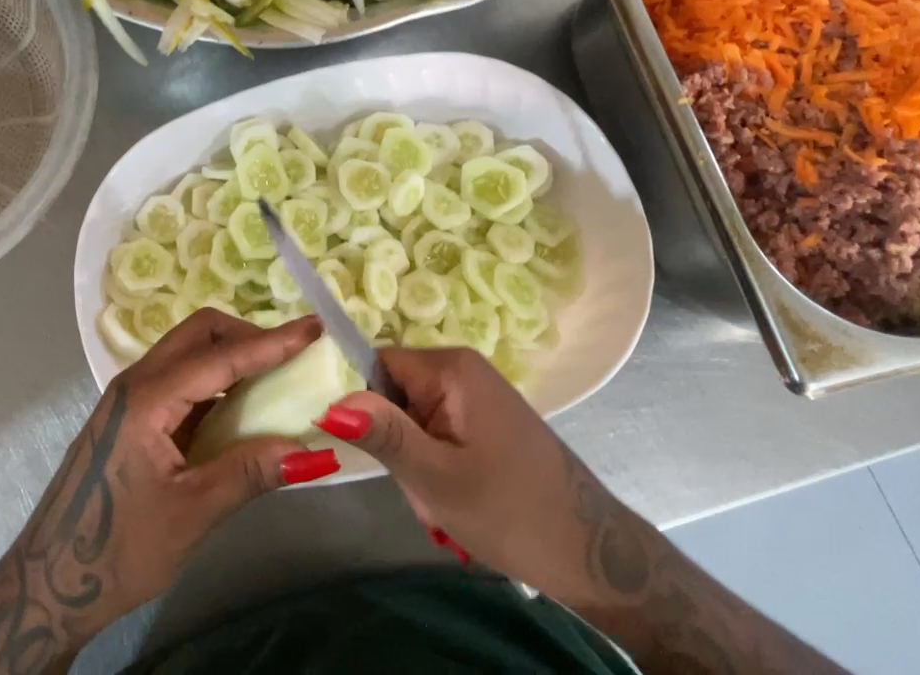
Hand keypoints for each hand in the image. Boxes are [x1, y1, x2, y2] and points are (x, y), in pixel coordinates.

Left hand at [0, 309, 335, 674]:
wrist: (50, 579)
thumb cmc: (118, 548)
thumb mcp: (192, 513)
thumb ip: (250, 472)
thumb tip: (313, 450)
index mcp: (146, 399)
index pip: (219, 357)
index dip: (271, 342)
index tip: (314, 328)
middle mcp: (136, 384)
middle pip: (198, 334)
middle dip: (248, 336)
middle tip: (295, 355)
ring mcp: (130, 399)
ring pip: (188, 353)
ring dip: (232, 355)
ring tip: (279, 375)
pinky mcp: (133, 417)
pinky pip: (181, 380)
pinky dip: (217, 380)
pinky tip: (244, 404)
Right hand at [321, 346, 595, 598]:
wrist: (593, 557)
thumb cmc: (512, 512)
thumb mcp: (436, 477)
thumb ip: (382, 435)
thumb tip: (326, 403)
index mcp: (452, 367)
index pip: (375, 363)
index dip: (363, 404)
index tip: (374, 451)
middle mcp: (463, 371)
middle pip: (393, 394)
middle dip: (394, 445)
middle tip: (419, 489)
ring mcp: (476, 398)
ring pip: (412, 421)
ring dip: (415, 465)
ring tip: (439, 504)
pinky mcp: (484, 424)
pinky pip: (437, 435)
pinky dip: (435, 470)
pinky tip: (452, 502)